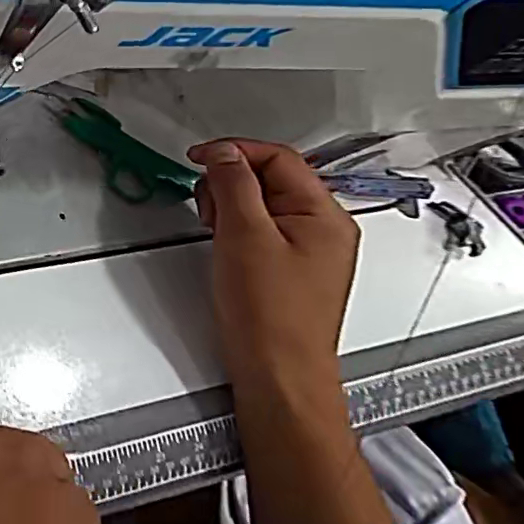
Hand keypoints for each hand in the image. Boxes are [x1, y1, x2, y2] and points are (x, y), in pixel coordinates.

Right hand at [187, 139, 358, 396]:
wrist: (275, 372)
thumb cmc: (269, 313)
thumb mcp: (243, 234)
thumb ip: (233, 183)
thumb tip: (224, 152)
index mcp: (324, 215)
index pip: (278, 158)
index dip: (234, 151)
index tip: (199, 157)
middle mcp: (322, 228)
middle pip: (269, 176)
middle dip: (229, 181)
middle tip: (207, 202)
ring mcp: (305, 247)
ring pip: (260, 200)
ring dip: (228, 203)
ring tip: (214, 228)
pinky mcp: (285, 263)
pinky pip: (257, 224)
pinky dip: (232, 223)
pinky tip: (221, 242)